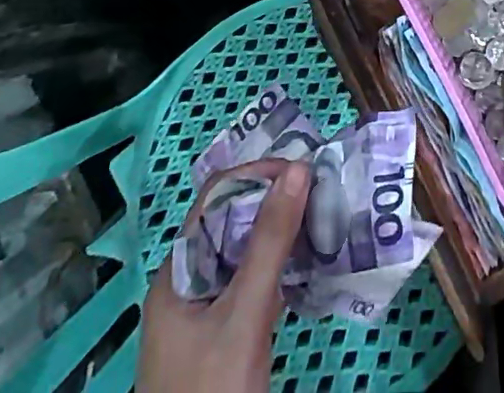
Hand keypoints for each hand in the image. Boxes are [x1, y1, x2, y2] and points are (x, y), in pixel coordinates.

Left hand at [140, 159, 310, 392]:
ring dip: (281, 232)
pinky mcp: (223, 333)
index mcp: (179, 269)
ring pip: (244, 251)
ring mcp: (205, 309)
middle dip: (275, 200)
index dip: (259, 176)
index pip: (216, 197)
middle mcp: (188, 280)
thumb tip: (298, 170)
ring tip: (324, 219)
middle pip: (230, 221)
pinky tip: (310, 265)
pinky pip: (252, 281)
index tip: (305, 173)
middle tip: (323, 192)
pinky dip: (281, 266)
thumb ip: (269, 244)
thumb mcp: (245, 316)